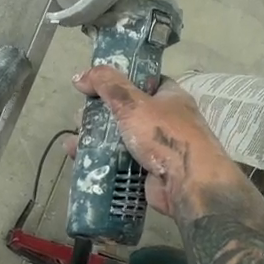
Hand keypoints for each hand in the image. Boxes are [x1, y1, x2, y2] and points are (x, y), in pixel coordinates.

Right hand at [75, 66, 245, 219]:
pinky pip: (116, 159)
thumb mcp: (132, 102)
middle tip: (80, 116)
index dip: (119, 79)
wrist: (189, 187)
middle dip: (99, 113)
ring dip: (93, 137)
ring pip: (118, 136)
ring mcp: (157, 147)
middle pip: (125, 110)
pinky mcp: (146, 170)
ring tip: (74, 141)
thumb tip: (79, 76)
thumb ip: (106, 83)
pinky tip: (77, 155)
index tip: (95, 84)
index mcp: (170, 98)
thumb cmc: (165, 136)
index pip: (144, 81)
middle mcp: (166, 120)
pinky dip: (97, 157)